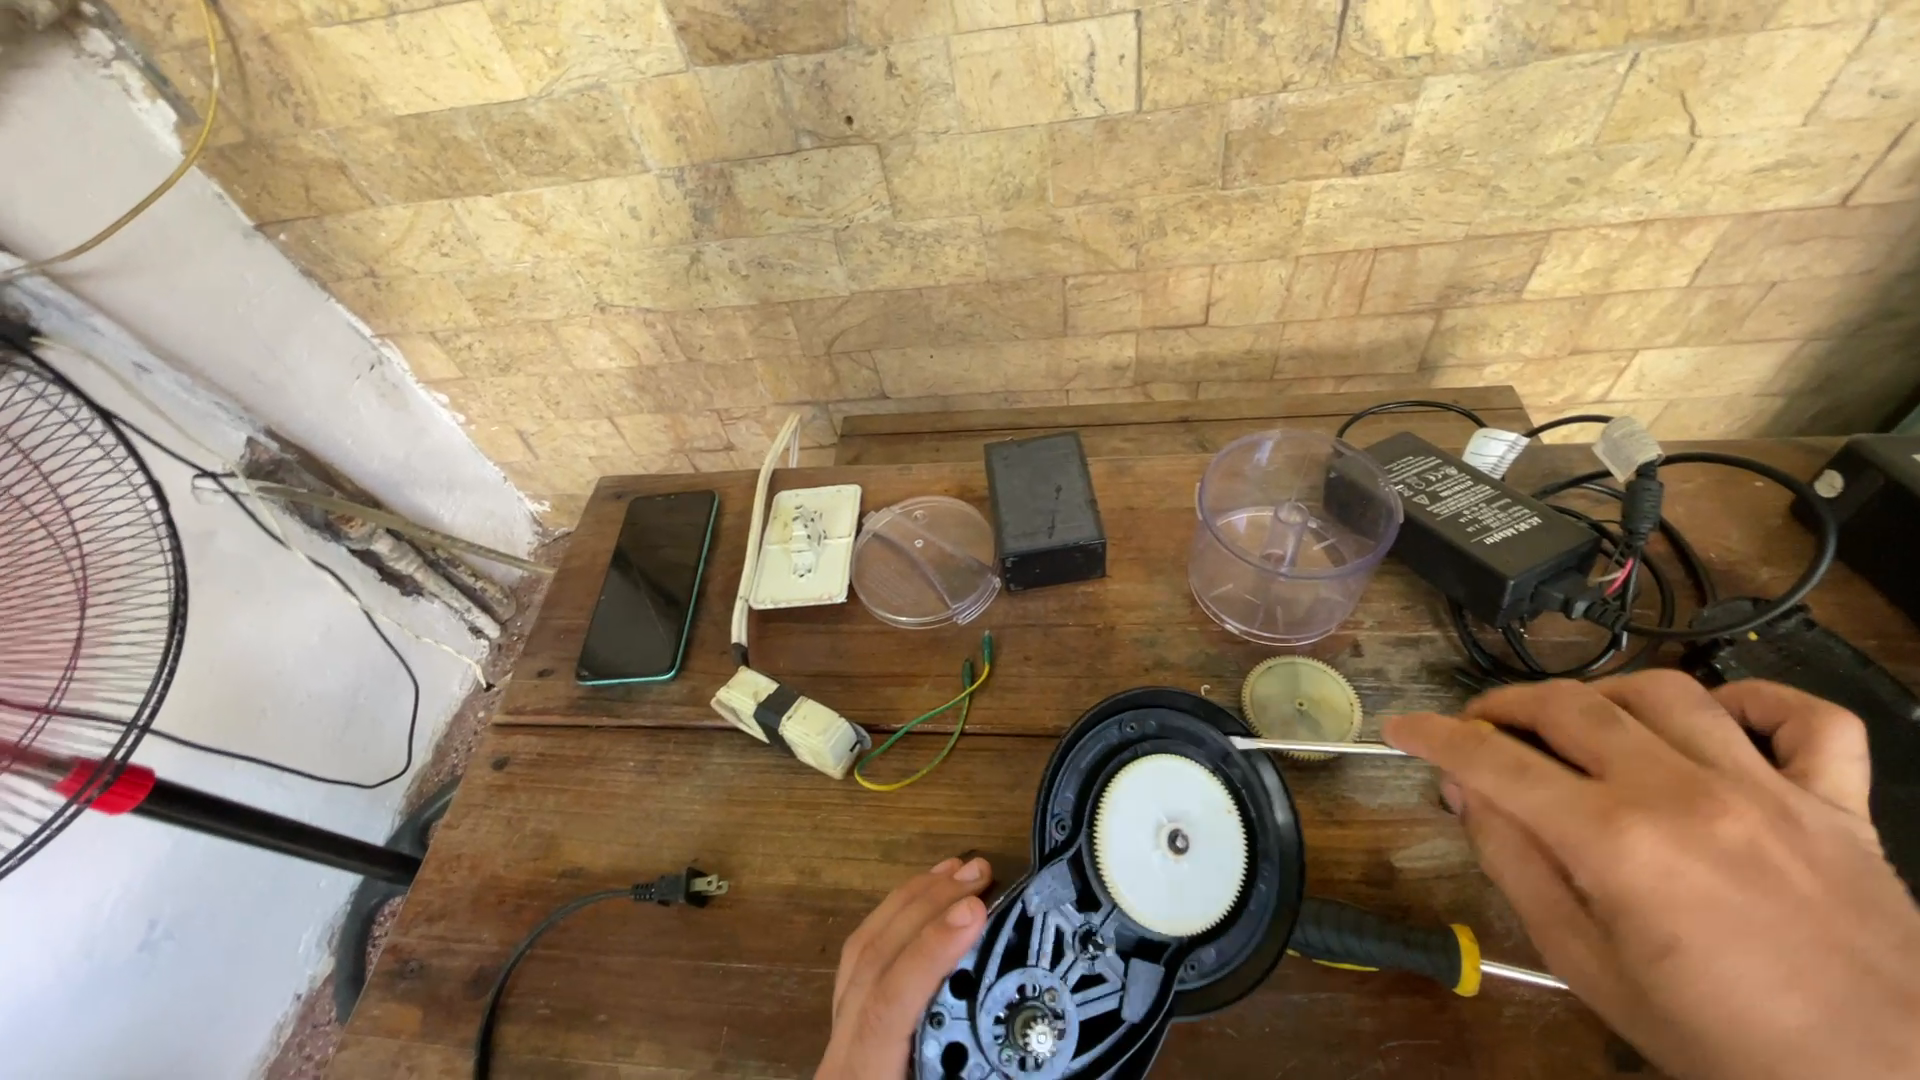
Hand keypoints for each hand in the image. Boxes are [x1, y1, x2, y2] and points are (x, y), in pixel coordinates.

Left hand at [817, 857, 992, 1079]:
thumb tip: (1037, 1067)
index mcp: (863, 1077)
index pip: (887, 1006)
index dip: (930, 952)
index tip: (976, 911)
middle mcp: (842, 1053)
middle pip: (873, 960)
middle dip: (928, 906)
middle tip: (978, 872)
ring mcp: (839, 1034)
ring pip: (863, 949)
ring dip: (911, 901)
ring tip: (954, 871)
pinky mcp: (847, 1025)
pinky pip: (861, 958)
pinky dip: (893, 918)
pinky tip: (921, 899)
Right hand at [1384, 672, 1919, 1079]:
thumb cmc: (1713, 1036)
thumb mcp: (1581, 961)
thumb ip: (1514, 863)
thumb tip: (1466, 791)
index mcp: (1618, 842)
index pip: (1496, 762)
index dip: (1435, 737)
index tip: (1402, 728)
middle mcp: (1688, 795)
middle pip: (1569, 707)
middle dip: (1502, 706)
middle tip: (1477, 727)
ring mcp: (1773, 792)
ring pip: (1666, 691)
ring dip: (1600, 695)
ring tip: (1576, 722)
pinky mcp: (1842, 807)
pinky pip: (1807, 720)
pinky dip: (1756, 702)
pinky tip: (1716, 719)